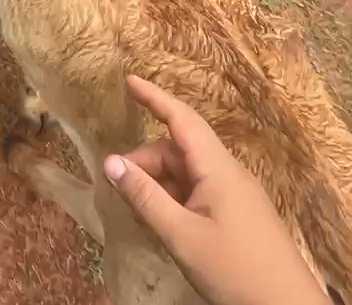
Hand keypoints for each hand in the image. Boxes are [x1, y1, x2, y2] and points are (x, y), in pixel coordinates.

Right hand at [103, 75, 328, 304]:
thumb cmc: (237, 271)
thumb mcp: (182, 235)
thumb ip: (144, 197)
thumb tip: (110, 161)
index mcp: (219, 170)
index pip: (182, 119)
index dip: (154, 97)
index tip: (128, 80)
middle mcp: (230, 175)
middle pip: (178, 151)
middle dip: (146, 161)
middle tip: (120, 184)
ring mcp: (238, 198)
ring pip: (188, 174)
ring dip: (159, 184)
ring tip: (139, 211)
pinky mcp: (242, 219)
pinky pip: (200, 193)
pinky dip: (175, 199)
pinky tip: (163, 223)